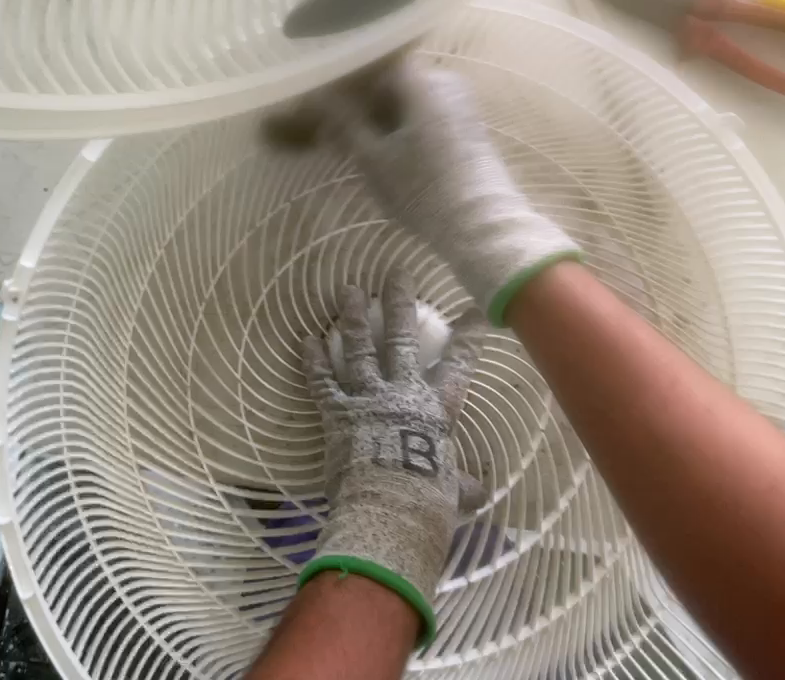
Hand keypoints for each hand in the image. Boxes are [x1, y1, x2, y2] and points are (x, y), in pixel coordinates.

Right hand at [295, 58, 578, 323]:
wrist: (479, 225)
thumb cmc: (420, 188)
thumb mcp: (372, 158)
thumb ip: (345, 123)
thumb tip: (321, 98)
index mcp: (421, 80)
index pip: (374, 65)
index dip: (347, 81)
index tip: (326, 102)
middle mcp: (445, 81)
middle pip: (393, 83)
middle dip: (365, 103)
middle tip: (337, 128)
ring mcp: (461, 104)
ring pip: (410, 101)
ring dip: (384, 118)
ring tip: (359, 144)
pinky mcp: (468, 128)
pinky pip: (428, 116)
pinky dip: (406, 128)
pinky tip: (388, 152)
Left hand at [300, 276, 483, 647]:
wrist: (388, 510)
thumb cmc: (428, 503)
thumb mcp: (453, 493)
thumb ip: (463, 486)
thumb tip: (478, 493)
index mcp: (435, 410)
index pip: (457, 365)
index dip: (468, 336)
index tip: (475, 309)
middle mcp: (401, 393)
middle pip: (401, 339)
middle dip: (400, 304)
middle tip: (396, 274)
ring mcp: (367, 398)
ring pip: (359, 348)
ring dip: (354, 318)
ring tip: (350, 290)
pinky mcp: (337, 411)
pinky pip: (322, 380)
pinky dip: (313, 360)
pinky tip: (306, 338)